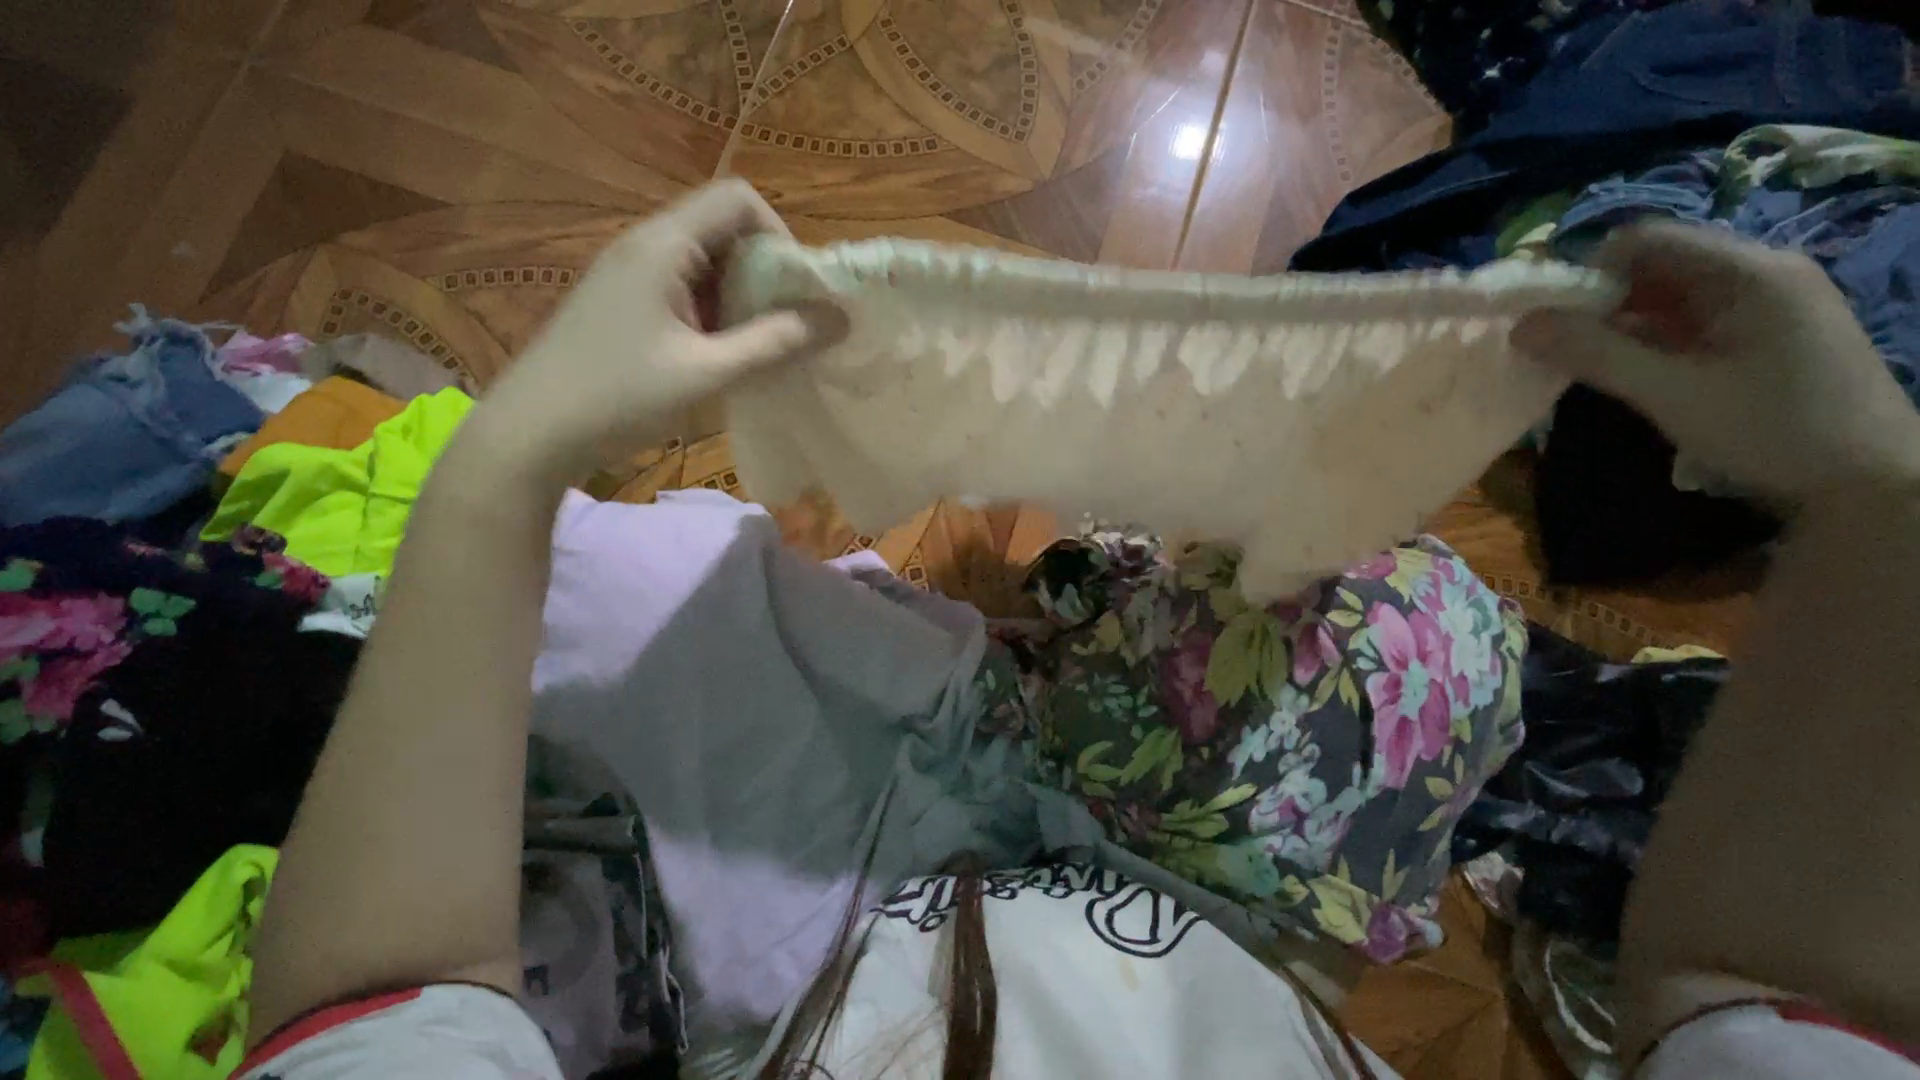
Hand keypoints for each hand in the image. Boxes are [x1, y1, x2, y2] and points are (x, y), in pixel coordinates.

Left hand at [473, 179, 845, 480]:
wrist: (529, 435)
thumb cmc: (618, 398)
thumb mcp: (707, 373)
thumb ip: (774, 343)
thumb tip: (838, 319)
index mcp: (662, 246)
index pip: (737, 199)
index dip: (779, 235)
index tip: (796, 291)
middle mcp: (643, 245)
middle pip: (722, 228)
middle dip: (764, 271)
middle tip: (785, 327)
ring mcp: (627, 274)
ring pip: (704, 262)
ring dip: (739, 297)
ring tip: (755, 349)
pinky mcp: (620, 303)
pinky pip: (680, 287)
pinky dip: (712, 312)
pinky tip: (716, 357)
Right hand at [1510, 222, 1919, 501]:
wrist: (1868, 484)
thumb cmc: (1773, 432)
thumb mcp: (1672, 395)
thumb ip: (1594, 355)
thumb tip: (1520, 326)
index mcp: (1749, 271)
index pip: (1645, 240)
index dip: (1585, 271)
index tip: (1546, 318)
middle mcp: (1759, 273)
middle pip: (1654, 265)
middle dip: (1596, 301)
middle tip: (1556, 347)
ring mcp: (1764, 304)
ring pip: (1665, 295)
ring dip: (1616, 324)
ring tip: (1582, 365)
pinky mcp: (1760, 335)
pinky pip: (1686, 321)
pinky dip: (1644, 340)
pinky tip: (1624, 373)